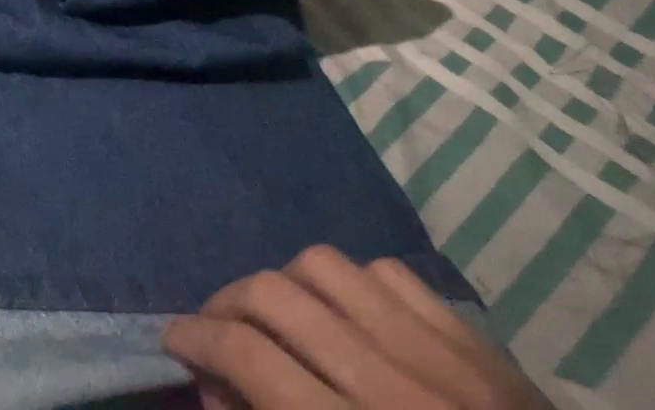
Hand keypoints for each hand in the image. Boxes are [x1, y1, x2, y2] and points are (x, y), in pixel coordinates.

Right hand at [163, 246, 551, 409]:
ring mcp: (443, 356)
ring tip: (280, 315)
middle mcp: (392, 386)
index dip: (192, 340)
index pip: (246, 355)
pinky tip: (350, 315)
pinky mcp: (480, 345)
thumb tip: (217, 384)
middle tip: (215, 328)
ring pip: (326, 267)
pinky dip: (354, 286)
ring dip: (285, 285)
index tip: (174, 343)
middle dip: (223, 304)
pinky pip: (391, 273)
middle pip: (275, 296)